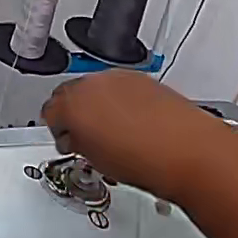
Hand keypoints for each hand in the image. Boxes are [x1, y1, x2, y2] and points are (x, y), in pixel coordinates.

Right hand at [41, 69, 230, 199]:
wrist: (187, 150)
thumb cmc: (145, 160)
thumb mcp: (95, 160)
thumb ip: (78, 142)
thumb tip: (77, 138)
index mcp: (73, 104)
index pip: (50, 110)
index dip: (57, 128)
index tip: (68, 140)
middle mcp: (93, 84)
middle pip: (69, 93)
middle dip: (74, 112)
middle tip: (86, 137)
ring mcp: (118, 78)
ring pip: (95, 87)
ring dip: (98, 105)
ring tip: (113, 133)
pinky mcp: (140, 78)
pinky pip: (119, 86)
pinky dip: (120, 100)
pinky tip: (132, 123)